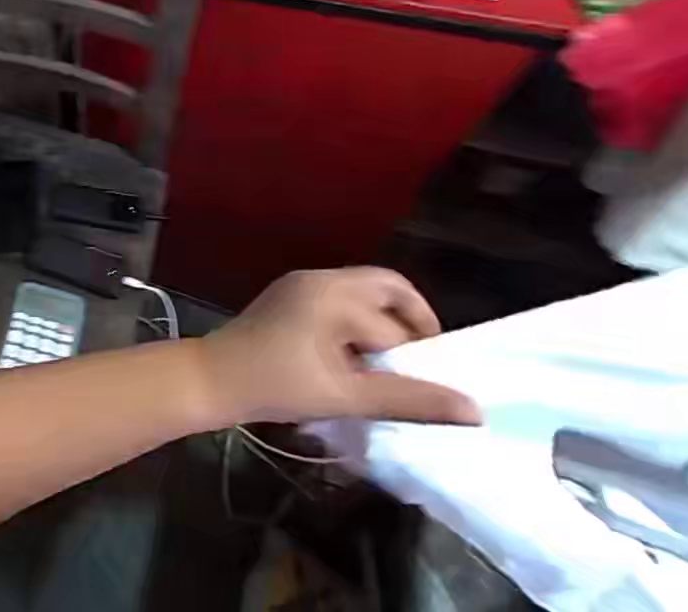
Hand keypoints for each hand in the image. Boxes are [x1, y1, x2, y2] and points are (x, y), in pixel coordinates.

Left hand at [195, 268, 479, 426]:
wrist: (213, 378)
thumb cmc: (276, 385)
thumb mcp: (345, 396)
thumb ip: (408, 400)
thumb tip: (474, 409)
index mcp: (333, 294)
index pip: (395, 326)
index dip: (417, 359)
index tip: (430, 390)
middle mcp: (319, 278)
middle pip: (386, 285)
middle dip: (413, 319)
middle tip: (423, 360)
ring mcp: (301, 283)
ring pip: (362, 290)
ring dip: (384, 320)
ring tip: (390, 365)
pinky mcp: (289, 294)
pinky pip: (339, 297)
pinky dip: (359, 319)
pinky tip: (356, 356)